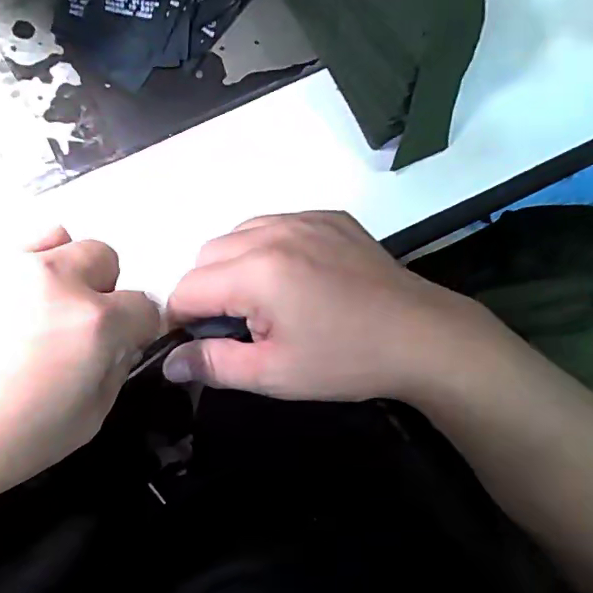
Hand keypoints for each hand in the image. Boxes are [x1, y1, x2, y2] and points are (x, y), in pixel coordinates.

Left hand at [0, 228, 161, 526]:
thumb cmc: (9, 444)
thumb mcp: (87, 422)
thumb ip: (114, 372)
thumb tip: (118, 346)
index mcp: (95, 322)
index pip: (144, 304)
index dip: (140, 328)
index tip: (126, 344)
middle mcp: (56, 278)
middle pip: (103, 256)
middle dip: (104, 289)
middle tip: (80, 328)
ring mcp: (7, 264)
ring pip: (58, 237)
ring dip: (64, 268)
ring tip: (41, 308)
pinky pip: (11, 248)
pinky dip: (23, 266)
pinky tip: (4, 305)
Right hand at [162, 212, 509, 402]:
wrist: (423, 338)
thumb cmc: (345, 362)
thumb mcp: (272, 374)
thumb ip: (213, 365)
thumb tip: (169, 364)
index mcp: (256, 270)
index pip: (187, 288)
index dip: (181, 321)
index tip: (196, 346)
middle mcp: (274, 231)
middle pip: (207, 255)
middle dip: (206, 292)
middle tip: (235, 330)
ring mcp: (305, 219)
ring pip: (239, 235)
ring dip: (234, 267)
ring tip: (264, 305)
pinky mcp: (331, 218)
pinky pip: (276, 225)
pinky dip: (268, 249)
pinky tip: (294, 281)